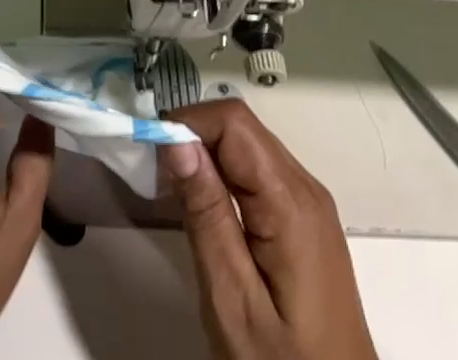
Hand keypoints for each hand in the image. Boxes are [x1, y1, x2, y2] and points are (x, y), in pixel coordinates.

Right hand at [161, 100, 377, 359]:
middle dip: (191, 136)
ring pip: (247, 145)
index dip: (186, 124)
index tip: (149, 154)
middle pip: (242, 127)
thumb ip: (206, 214)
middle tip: (154, 175)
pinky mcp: (303, 217)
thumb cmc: (282, 359)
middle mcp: (305, 188)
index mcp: (290, 202)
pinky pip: (257, 170)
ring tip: (172, 191)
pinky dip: (221, 172)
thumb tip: (177, 143)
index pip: (233, 122)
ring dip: (204, 153)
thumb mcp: (232, 297)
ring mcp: (309, 202)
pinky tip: (201, 205)